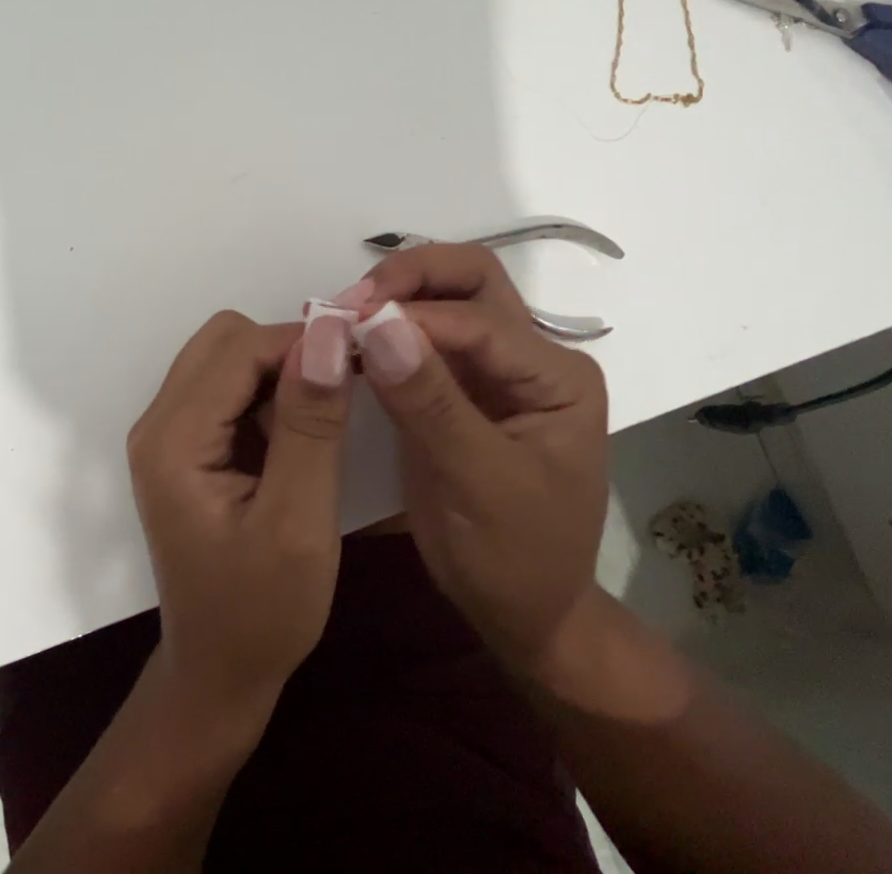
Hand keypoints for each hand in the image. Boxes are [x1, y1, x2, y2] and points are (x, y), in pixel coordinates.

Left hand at [126, 309, 354, 706]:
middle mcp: (157, 425)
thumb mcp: (299, 522)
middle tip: (340, 399)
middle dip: (289, 354)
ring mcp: (166, 436)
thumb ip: (311, 425)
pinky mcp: (184, 449)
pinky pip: (227, 391)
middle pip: (225, 341)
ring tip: (319, 431)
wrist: (220, 670)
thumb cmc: (263, 611)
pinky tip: (294, 444)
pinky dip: (268, 399)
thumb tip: (330, 333)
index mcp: (174, 441)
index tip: (365, 362)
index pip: (240, 348)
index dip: (306, 344)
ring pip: (227, 360)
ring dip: (280, 376)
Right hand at [350, 245, 609, 670]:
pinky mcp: (450, 396)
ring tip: (336, 320)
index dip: (413, 314)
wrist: (522, 612)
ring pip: (442, 306)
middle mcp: (526, 361)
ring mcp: (486, 376)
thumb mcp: (481, 484)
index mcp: (555, 376)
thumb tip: (379, 327)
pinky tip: (343, 349)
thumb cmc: (518, 557)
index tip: (347, 325)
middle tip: (348, 302)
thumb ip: (433, 404)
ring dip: (391, 301)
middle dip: (410, 280)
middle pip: (471, 285)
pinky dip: (379, 338)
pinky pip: (415, 348)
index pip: (479, 320)